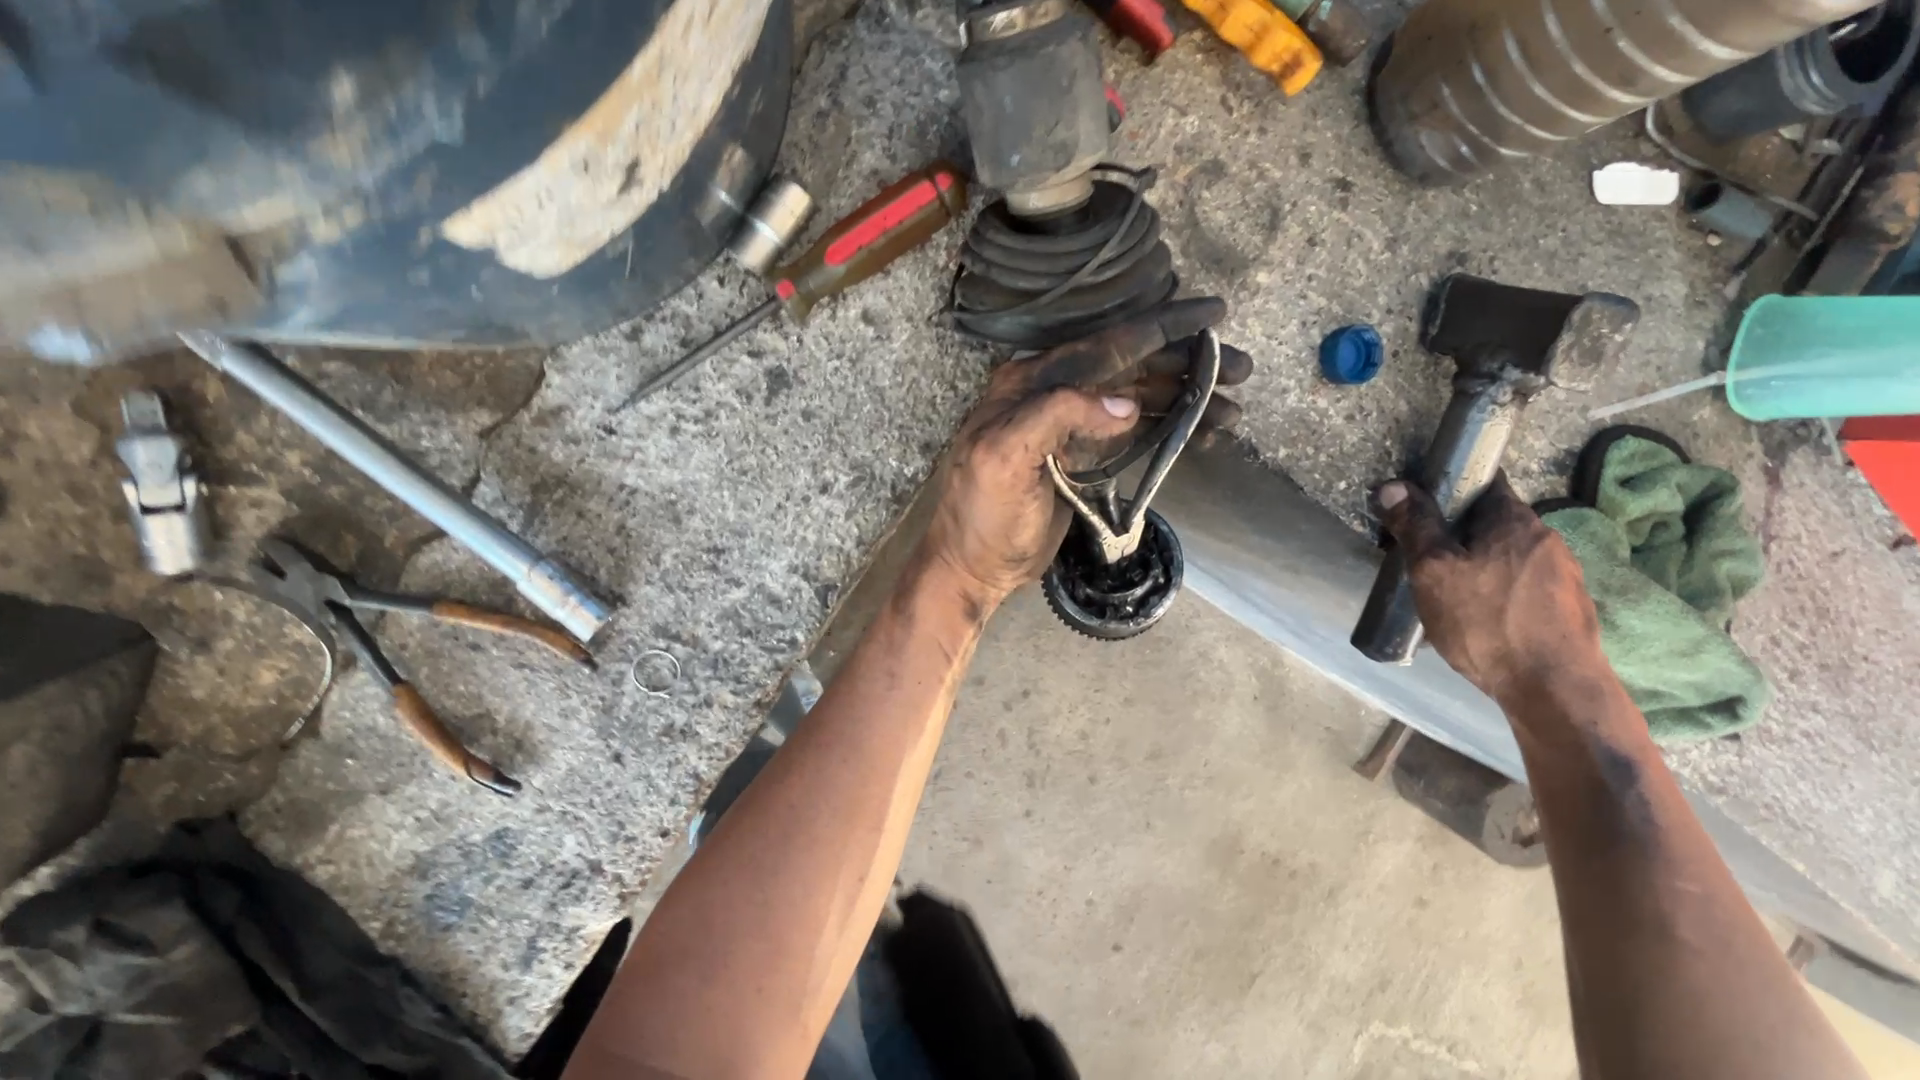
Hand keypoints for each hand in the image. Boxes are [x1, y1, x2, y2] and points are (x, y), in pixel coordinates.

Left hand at [919, 298, 1251, 608]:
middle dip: (1187, 364)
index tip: (1211, 314)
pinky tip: (1201, 434)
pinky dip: (1169, 430)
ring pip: (1140, 401)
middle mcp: (1056, 395)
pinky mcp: (1084, 458)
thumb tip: (1127, 405)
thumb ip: (1059, 416)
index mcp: (1034, 383)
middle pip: (1133, 368)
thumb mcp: (1004, 458)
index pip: (1106, 344)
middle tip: (1241, 368)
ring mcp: (1072, 427)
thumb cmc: (980, 513)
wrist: (970, 566)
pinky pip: (1134, 434)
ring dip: (1186, 401)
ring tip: (1233, 409)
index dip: (1161, 327)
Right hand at [1376, 474, 1605, 704]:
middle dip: (1459, 533)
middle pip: (1494, 522)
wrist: (1554, 690)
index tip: (1420, 508)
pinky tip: (1480, 619)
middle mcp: (1546, 539)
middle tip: (1423, 558)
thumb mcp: (1433, 571)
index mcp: (1515, 520)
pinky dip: (1498, 592)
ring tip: (1448, 594)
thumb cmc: (1486, 622)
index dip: (1450, 487)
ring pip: (1508, 556)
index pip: (1485, 481)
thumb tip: (1394, 487)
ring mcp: (1564, 575)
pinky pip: (1522, 587)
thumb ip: (1415, 527)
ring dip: (1479, 565)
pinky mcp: (1568, 609)